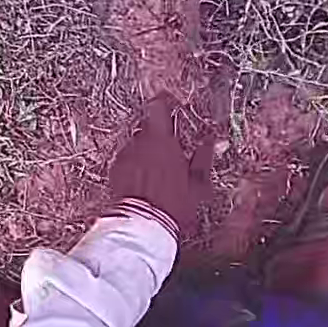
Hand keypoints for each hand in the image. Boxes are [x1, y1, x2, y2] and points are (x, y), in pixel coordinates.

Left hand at [107, 95, 211, 233]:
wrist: (143, 225)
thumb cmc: (173, 204)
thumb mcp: (198, 182)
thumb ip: (204, 157)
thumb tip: (213, 142)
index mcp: (162, 140)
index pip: (158, 106)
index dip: (164, 102)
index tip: (170, 103)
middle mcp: (140, 143)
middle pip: (147, 127)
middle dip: (158, 135)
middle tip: (170, 150)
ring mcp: (125, 156)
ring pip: (136, 144)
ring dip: (145, 151)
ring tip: (157, 171)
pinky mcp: (115, 170)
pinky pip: (127, 160)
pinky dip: (134, 165)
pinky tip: (144, 181)